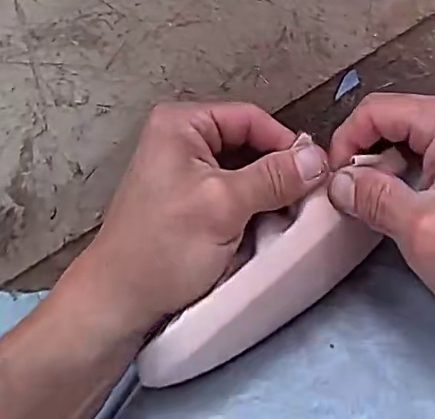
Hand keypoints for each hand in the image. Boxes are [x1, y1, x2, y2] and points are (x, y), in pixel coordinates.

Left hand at [59, 102, 330, 341]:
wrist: (112, 315)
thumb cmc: (162, 251)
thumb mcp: (225, 206)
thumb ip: (275, 177)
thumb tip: (321, 158)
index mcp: (182, 123)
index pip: (252, 118)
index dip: (285, 142)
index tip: (314, 171)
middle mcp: (181, 138)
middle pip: (250, 142)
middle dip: (278, 169)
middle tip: (305, 193)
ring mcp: (183, 170)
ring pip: (246, 168)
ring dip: (269, 190)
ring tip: (290, 210)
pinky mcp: (188, 199)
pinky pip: (234, 190)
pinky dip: (254, 204)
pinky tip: (268, 222)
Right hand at [324, 92, 434, 333]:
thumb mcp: (426, 232)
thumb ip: (375, 198)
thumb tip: (337, 180)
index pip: (377, 109)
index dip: (346, 143)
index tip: (332, 185)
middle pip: (393, 121)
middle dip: (366, 158)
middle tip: (352, 205)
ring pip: (409, 141)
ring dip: (386, 172)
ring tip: (377, 213)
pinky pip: (430, 155)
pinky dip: (409, 178)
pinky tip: (407, 211)